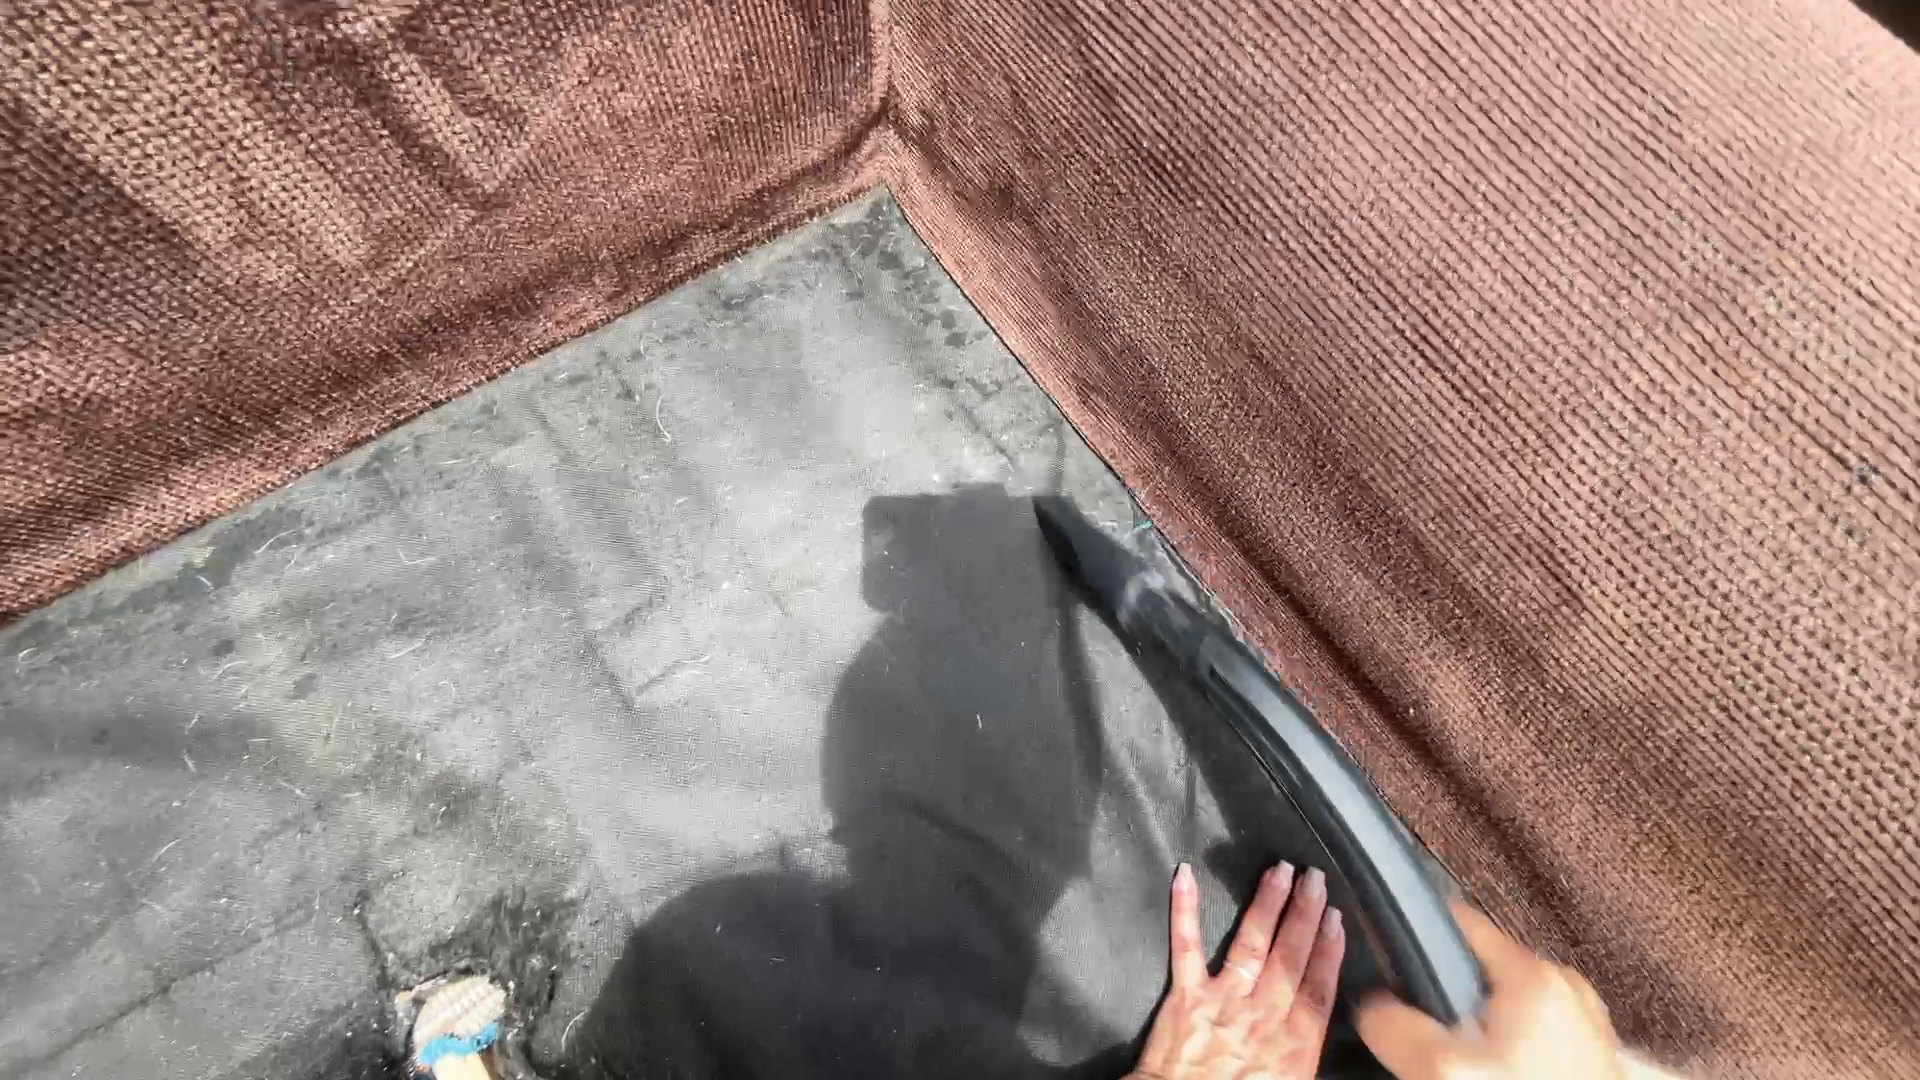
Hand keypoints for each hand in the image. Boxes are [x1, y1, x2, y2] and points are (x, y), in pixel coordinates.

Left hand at [1128, 862, 1346, 1079]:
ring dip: (1266, 904)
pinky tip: (1185, 874)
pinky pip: (1185, 944)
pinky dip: (1184, 907)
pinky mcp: (1185, 993)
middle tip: (1313, 877)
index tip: (1335, 917)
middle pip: (1289, 957)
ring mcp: (1223, 1000)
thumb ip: (1302, 1052)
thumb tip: (1315, 1017)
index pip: (1316, 989)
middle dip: (1303, 914)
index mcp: (1293, 1048)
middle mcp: (1262, 1018)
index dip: (1328, 951)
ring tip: (1278, 871)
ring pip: (1250, 944)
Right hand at [1357, 900, 1660, 1079]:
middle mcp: (1566, 985)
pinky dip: (1504, 1048)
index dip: (1414, 934)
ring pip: (1500, 1000)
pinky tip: (1493, 1071)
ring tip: (1462, 1058)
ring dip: (1475, 1023)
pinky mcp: (1594, 1057)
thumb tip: (1372, 1004)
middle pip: (1474, 962)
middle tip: (1428, 1029)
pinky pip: (1525, 1033)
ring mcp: (1586, 1023)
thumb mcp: (1442, 1068)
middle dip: (1444, 989)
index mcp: (1535, 971)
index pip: (1452, 915)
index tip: (1391, 956)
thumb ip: (1391, 1021)